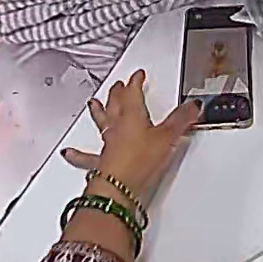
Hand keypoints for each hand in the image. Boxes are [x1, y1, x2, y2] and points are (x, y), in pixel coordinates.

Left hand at [61, 70, 200, 199]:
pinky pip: (86, 157)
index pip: (133, 93)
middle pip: (115, 104)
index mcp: (132, 116)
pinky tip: (69, 153)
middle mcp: (117, 127)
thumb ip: (181, 120)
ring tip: (93, 104)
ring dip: (98, 112)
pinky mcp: (102, 163)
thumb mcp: (168, 138)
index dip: (135, 82)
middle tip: (117, 85)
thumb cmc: (138, 161)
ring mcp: (107, 144)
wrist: (118, 186)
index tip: (137, 75)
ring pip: (101, 123)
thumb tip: (194, 106)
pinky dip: (77, 154)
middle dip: (117, 93)